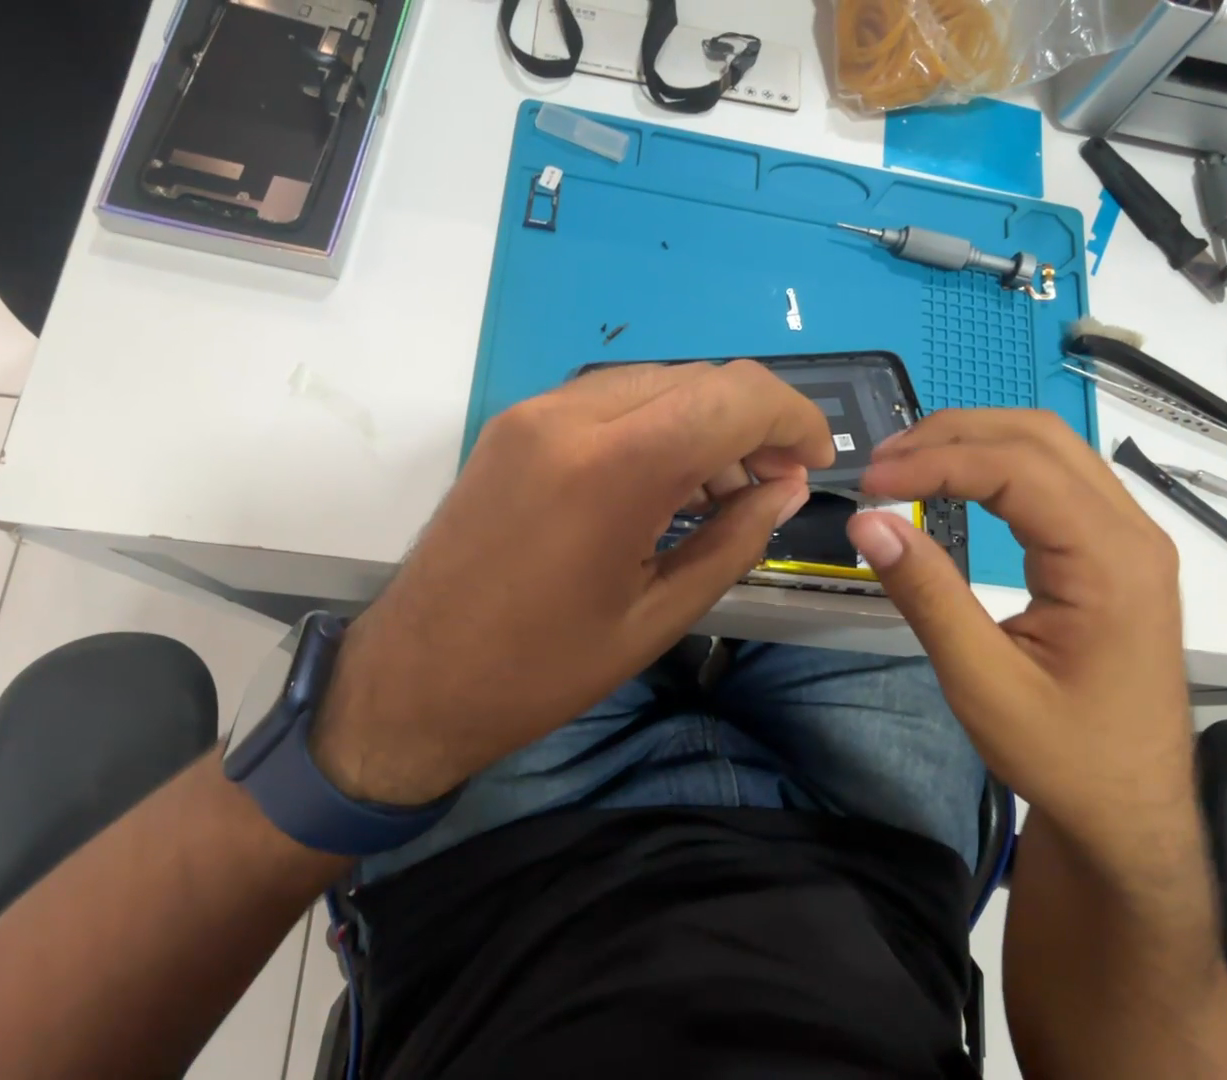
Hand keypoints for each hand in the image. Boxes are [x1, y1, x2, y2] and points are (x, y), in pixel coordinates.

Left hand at [314, 361, 832, 804]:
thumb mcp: (657, 619)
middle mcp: (569, 416)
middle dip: (752, 423)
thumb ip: (733, 542)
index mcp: (612, 468)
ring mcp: (532, 414)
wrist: (412, 680)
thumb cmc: (540, 671)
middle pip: (697, 379)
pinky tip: (664, 482)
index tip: (814, 465)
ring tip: (720, 494)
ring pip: (654, 383)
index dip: (793, 419)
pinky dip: (654, 426)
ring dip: (704, 423)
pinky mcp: (512, 426)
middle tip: (770, 488)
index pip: (734, 396)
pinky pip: (607, 401)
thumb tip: (787, 490)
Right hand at [845, 410, 1197, 876]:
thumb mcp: (983, 683)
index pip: (1016, 469)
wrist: (1130, 807)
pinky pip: (1057, 480)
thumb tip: (867, 522)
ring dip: (974, 443)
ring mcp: (1130, 538)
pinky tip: (955, 484)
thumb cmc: (1062, 754)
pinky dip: (997, 468)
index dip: (935, 462)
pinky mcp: (1116, 552)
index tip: (870, 483)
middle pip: (1038, 437)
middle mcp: (1131, 531)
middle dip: (952, 435)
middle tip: (882, 464)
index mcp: (1109, 560)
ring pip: (1050, 449)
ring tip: (906, 466)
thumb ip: (928, 595)